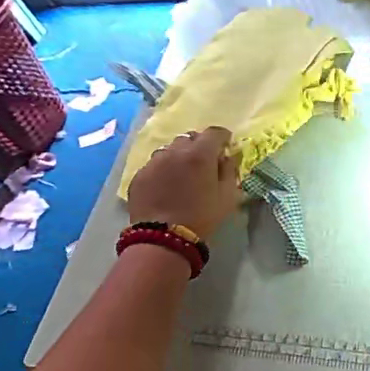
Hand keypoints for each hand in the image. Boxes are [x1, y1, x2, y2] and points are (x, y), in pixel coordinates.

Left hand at [126, 127, 241, 237]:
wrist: (163, 238)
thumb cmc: (202, 217)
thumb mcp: (227, 197)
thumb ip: (229, 171)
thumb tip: (226, 157)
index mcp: (200, 154)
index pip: (214, 132)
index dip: (223, 136)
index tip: (226, 145)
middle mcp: (174, 151)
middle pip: (189, 138)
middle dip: (199, 146)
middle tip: (204, 162)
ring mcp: (154, 162)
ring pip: (169, 150)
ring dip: (178, 156)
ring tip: (182, 174)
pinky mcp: (139, 175)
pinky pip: (154, 165)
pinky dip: (163, 170)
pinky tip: (166, 186)